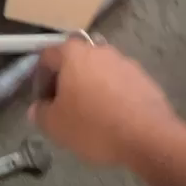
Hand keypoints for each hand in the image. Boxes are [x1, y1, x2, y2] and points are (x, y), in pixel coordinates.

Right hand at [29, 40, 181, 169]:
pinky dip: (114, 95)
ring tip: (93, 114)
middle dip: (68, 81)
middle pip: (75, 61)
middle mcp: (96, 48)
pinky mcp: (143, 77)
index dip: (40, 79)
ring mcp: (123, 61)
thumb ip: (41, 114)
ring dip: (92, 87)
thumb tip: (36, 109)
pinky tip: (115, 117)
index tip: (43, 101)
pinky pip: (120, 83)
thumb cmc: (95, 125)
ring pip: (99, 71)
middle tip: (66, 106)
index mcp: (72, 52)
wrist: (149, 136)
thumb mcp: (57, 126)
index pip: (46, 57)